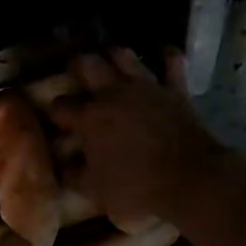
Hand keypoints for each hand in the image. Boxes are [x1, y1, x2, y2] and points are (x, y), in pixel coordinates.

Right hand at [47, 48, 227, 225]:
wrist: (188, 180)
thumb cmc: (137, 188)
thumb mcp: (96, 190)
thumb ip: (75, 176)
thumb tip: (63, 167)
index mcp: (89, 118)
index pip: (61, 106)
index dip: (56, 112)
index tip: (58, 120)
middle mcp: (113, 93)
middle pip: (87, 64)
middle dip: (77, 67)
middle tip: (76, 74)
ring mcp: (146, 87)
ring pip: (124, 55)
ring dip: (114, 56)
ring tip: (110, 61)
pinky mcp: (175, 89)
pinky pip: (173, 63)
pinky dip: (168, 58)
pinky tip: (165, 55)